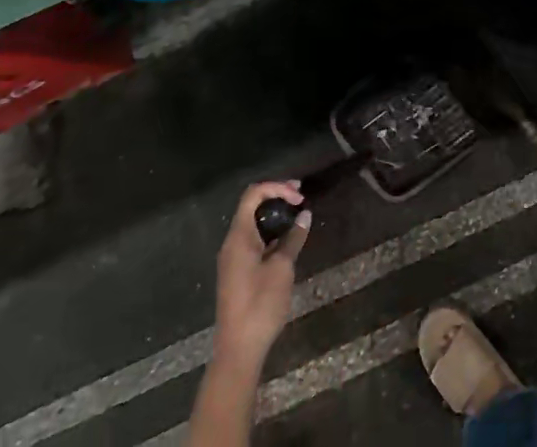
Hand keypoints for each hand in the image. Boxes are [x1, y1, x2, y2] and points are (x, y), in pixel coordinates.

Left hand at [213, 181, 310, 367]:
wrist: (239, 348)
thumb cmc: (260, 304)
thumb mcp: (282, 269)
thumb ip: (293, 239)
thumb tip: (305, 216)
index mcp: (239, 237)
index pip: (253, 195)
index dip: (277, 188)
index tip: (300, 198)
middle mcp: (232, 242)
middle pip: (251, 206)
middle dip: (277, 197)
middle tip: (302, 198)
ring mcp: (233, 258)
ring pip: (253, 224)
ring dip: (275, 215)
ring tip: (298, 216)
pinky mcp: (238, 271)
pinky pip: (254, 240)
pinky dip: (271, 232)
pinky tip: (288, 239)